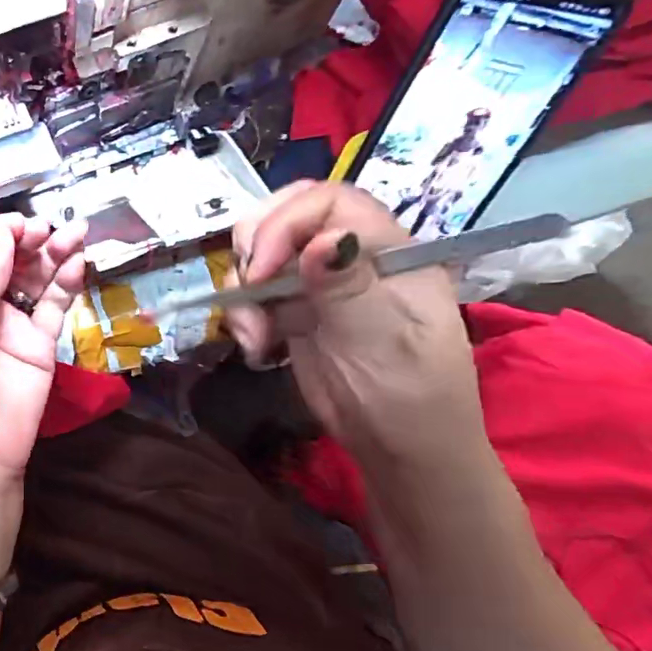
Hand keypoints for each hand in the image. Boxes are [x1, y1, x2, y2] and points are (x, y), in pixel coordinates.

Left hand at [0, 213, 88, 584]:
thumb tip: (3, 238)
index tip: (13, 222)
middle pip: (5, 266)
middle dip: (25, 242)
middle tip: (45, 227)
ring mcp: (12, 329)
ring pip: (34, 281)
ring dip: (51, 255)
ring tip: (71, 233)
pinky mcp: (40, 346)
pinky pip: (54, 307)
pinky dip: (66, 283)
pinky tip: (76, 262)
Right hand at [223, 182, 486, 471]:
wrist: (400, 447)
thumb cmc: (408, 395)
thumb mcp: (382, 340)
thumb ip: (348, 287)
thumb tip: (323, 240)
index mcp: (386, 250)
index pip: (327, 203)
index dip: (283, 223)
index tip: (260, 270)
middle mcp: (349, 257)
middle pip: (283, 218)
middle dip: (254, 251)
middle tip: (248, 291)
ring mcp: (318, 284)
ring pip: (260, 257)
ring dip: (243, 293)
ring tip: (254, 336)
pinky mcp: (294, 311)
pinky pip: (253, 295)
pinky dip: (243, 317)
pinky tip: (257, 346)